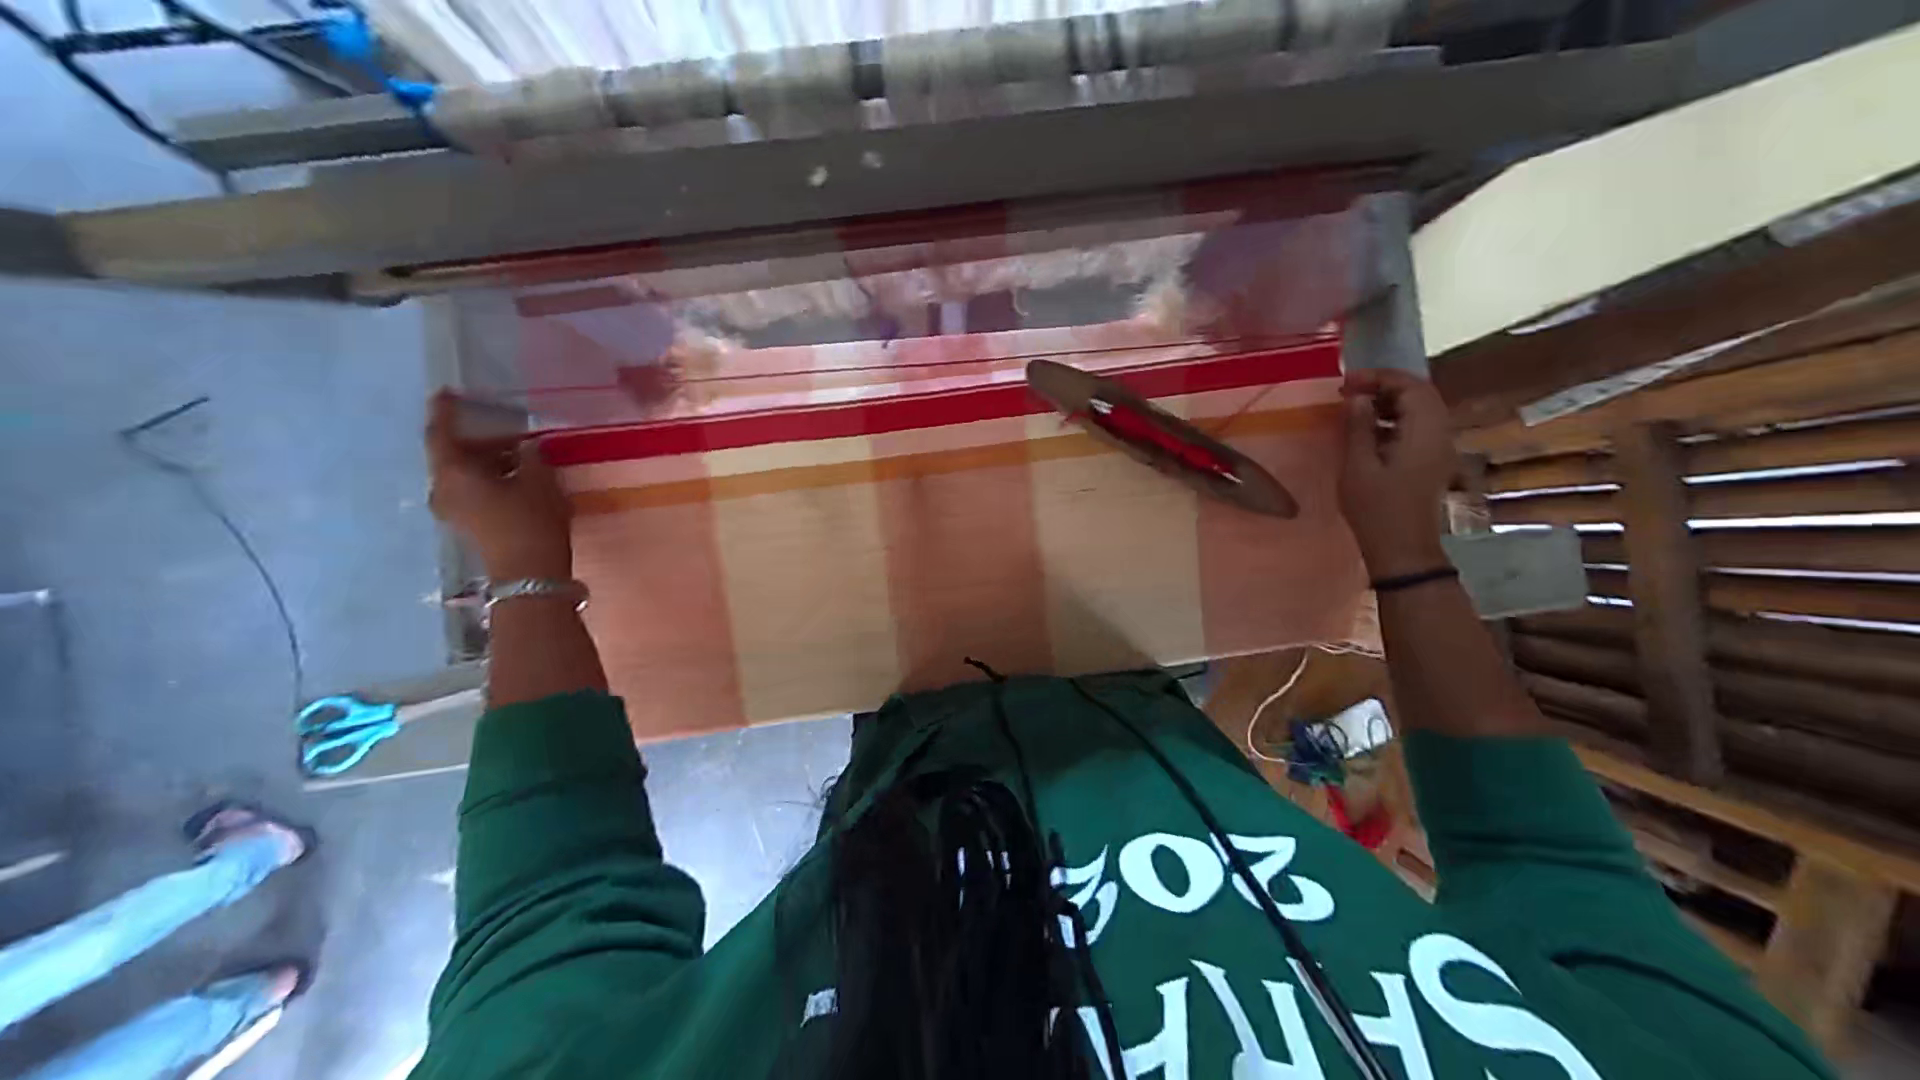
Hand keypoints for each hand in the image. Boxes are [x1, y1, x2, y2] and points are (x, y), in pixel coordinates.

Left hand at [425, 391, 572, 579]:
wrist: (531, 574)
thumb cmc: (532, 520)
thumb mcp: (539, 481)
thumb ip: (531, 456)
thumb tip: (526, 447)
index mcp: (452, 472)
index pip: (441, 433)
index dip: (446, 411)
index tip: (448, 393)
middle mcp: (443, 489)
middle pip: (454, 455)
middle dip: (480, 440)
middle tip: (508, 430)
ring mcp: (453, 510)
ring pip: (465, 475)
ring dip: (488, 461)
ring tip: (519, 454)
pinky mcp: (469, 525)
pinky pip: (473, 491)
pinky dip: (490, 479)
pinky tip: (516, 477)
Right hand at [1337, 368, 1457, 579]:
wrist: (1402, 549)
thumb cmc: (1377, 509)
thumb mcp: (1358, 467)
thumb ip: (1358, 428)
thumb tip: (1357, 398)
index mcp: (1425, 431)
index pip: (1411, 386)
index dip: (1379, 377)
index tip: (1346, 383)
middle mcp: (1439, 434)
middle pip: (1419, 394)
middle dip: (1384, 386)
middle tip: (1349, 391)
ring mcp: (1438, 448)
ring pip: (1418, 410)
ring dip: (1388, 403)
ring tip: (1354, 408)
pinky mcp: (1430, 461)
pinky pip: (1416, 428)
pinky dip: (1392, 420)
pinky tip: (1366, 431)